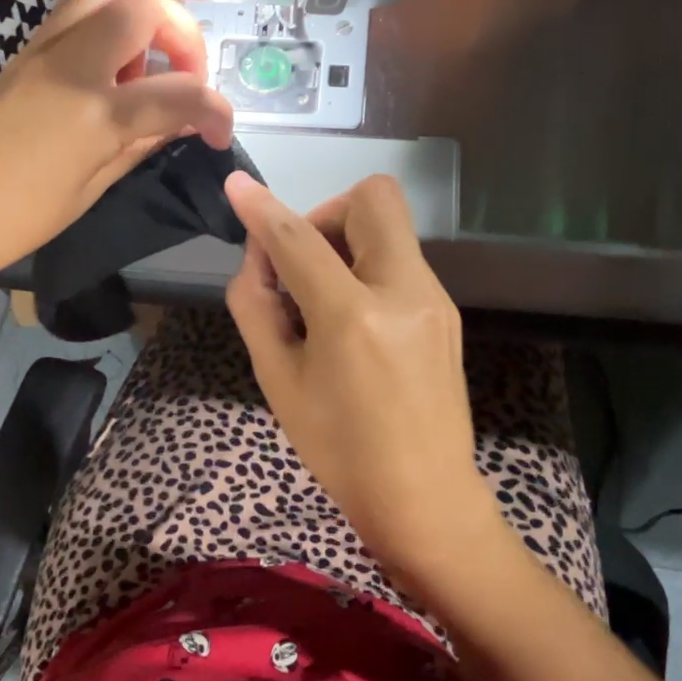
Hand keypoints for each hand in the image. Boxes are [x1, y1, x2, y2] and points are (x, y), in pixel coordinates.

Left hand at [0, 0, 233, 289]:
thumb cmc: (15, 222)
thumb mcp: (88, 192)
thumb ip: (137, 148)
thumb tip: (176, 123)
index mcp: (95, 113)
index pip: (179, 93)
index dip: (215, 111)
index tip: (220, 134)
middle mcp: (71, 66)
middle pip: (143, 11)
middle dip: (181, 37)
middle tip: (184, 80)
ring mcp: (39, 54)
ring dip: (134, 19)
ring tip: (136, 70)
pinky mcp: (17, 57)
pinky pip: (66, 17)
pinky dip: (98, 27)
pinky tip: (98, 74)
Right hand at [223, 173, 496, 567]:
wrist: (421, 495)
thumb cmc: (336, 449)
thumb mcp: (277, 382)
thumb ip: (256, 310)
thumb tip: (255, 261)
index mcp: (352, 316)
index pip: (298, 240)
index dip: (261, 209)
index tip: (236, 186)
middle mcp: (403, 291)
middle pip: (371, 199)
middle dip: (324, 213)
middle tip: (298, 262)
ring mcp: (434, 299)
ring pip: (389, 228)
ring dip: (344, 240)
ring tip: (317, 299)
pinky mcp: (445, 312)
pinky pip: (400, 261)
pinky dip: (364, 267)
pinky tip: (347, 319)